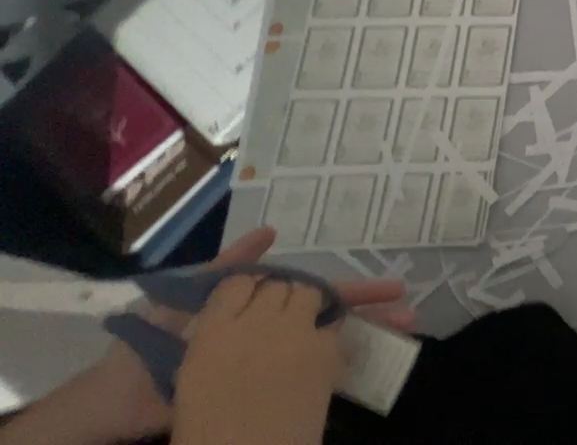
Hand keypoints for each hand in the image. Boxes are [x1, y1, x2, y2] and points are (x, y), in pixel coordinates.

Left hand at [8, 228, 410, 444]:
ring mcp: (268, 365)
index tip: (393, 288)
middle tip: (410, 313)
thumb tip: (270, 229)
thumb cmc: (148, 345)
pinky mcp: (257, 394)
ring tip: (400, 336)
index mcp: (263, 310)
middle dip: (374, 315)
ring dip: (365, 341)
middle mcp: (273, 334)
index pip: (321, 294)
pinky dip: (334, 375)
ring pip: (327, 348)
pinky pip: (303, 381)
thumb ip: (228, 267)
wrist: (110, 404)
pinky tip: (361, 370)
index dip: (357, 290)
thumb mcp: (187, 296)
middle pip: (334, 320)